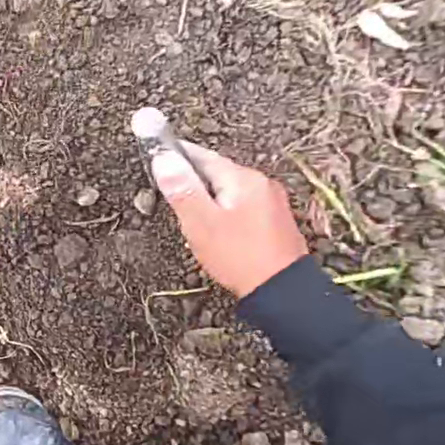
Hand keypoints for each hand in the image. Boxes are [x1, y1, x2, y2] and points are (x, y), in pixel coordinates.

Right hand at [151, 141, 308, 297]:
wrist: (285, 292)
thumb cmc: (240, 257)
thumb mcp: (201, 223)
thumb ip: (182, 189)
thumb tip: (163, 158)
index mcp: (242, 179)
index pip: (203, 157)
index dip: (178, 155)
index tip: (160, 152)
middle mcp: (261, 184)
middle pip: (218, 173)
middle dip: (194, 179)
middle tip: (172, 189)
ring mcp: (272, 202)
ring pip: (231, 191)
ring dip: (211, 197)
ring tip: (193, 213)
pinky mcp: (276, 222)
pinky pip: (244, 206)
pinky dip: (226, 211)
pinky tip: (219, 229)